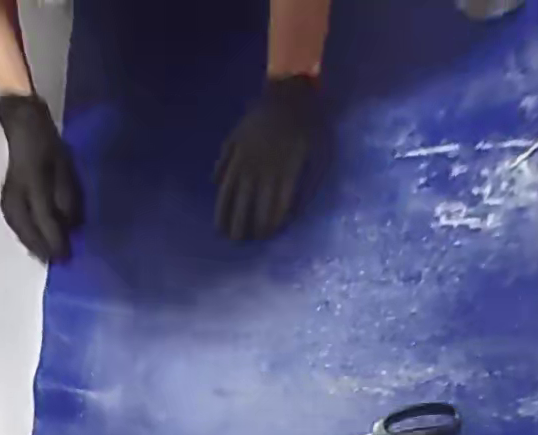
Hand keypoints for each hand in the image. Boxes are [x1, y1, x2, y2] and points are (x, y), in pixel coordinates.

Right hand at [0, 94, 83, 262]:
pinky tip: (32, 244)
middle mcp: (17, 195)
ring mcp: (8, 198)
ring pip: (19, 231)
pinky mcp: (5, 199)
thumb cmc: (49, 147)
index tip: (67, 256)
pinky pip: (15, 224)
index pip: (45, 221)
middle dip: (43, 249)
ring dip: (32, 246)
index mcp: (34, 185)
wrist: (22, 126)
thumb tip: (68, 226)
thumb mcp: (65, 170)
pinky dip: (24, 237)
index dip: (56, 241)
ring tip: (45, 258)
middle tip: (57, 263)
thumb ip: (67, 200)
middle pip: (29, 231)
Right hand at [214, 75, 318, 241]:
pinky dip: (220, 185)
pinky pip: (223, 170)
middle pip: (247, 206)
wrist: (292, 88)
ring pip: (231, 192)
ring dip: (225, 214)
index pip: (272, 209)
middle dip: (243, 227)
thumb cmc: (311, 124)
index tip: (263, 238)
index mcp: (283, 172)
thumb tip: (292, 213)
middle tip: (239, 243)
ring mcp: (245, 157)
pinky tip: (217, 198)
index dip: (267, 226)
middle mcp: (261, 168)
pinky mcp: (235, 145)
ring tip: (221, 231)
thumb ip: (306, 185)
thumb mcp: (319, 155)